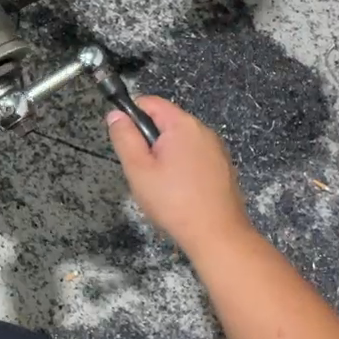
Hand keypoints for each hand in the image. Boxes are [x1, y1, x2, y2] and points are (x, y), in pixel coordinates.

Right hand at [107, 96, 251, 253]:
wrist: (218, 236)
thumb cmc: (173, 201)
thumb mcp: (137, 168)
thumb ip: (124, 137)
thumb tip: (115, 114)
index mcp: (182, 126)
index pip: (150, 102)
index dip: (131, 115)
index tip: (125, 141)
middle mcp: (203, 131)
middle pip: (166, 121)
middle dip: (148, 139)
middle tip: (142, 169)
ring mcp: (217, 150)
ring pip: (180, 141)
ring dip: (165, 154)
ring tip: (160, 183)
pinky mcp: (224, 168)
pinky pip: (194, 155)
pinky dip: (182, 166)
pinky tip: (179, 191)